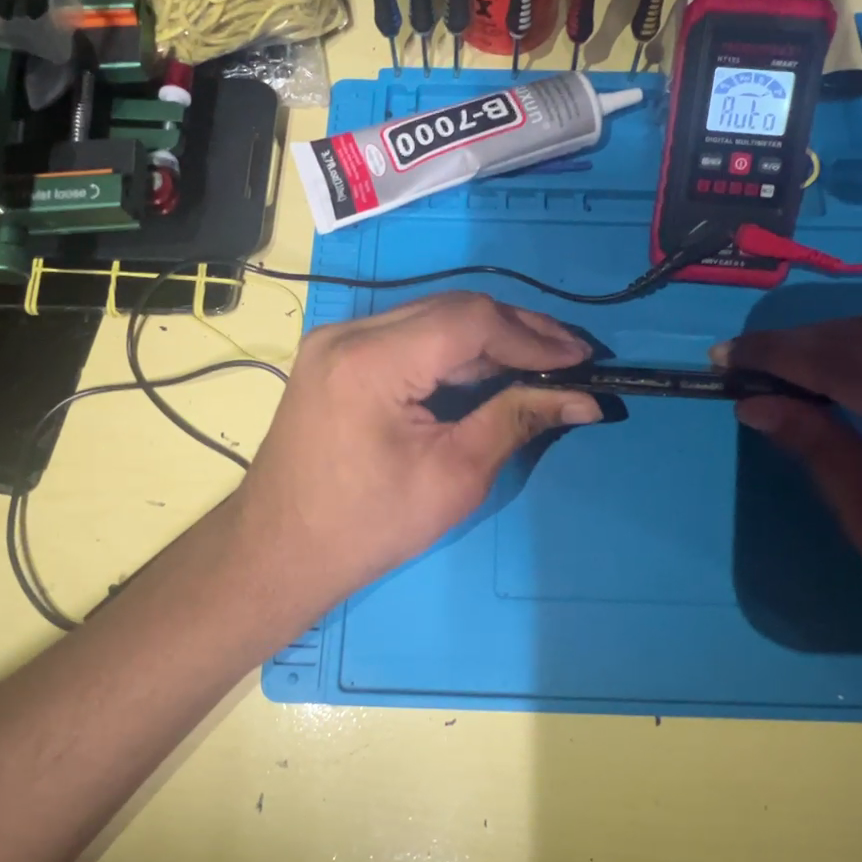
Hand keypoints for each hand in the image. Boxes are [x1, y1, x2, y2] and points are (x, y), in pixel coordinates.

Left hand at [235, 292, 601, 600]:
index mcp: (371, 361)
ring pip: (431, 316)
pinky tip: (488, 368)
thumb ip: (517, 421)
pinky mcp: (336, 355)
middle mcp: (348, 332)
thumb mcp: (454, 477)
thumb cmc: (366, 527)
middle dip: (516, 331)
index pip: (469, 320)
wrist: (277, 552)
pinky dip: (453, 349)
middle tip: (569, 357)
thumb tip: (584, 399)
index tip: (580, 358)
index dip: (532, 336)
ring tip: (541, 361)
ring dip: (488, 337)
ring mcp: (336, 339)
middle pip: (451, 308)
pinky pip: (408, 334)